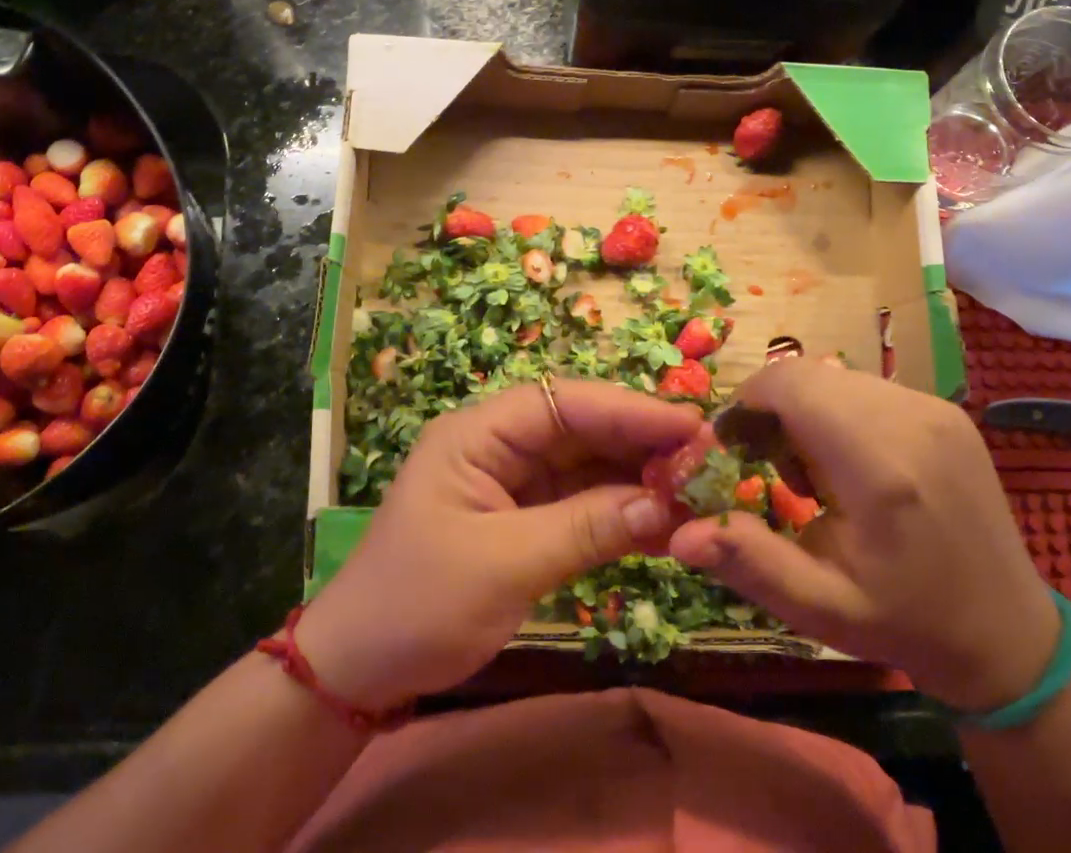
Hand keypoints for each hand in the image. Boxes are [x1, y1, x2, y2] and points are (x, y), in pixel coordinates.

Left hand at [297, 380, 700, 712]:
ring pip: (589, 469)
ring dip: (641, 481)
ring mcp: (513, 487)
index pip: (563, 403)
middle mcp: (498, 449)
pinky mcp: (524, 525)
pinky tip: (668, 527)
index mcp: (477, 435)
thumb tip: (667, 501)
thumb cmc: (419, 605)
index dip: (630, 411)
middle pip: (583, 430)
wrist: (362, 668)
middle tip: (709, 466)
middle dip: (643, 445)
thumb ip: (586, 527)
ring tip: (701, 496)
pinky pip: (583, 508)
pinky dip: (623, 516)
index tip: (692, 429)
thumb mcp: (504, 564)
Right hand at [667, 361, 1060, 712]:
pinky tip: (847, 467)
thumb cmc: (903, 621)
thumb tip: (678, 536)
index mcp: (880, 467)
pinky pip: (865, 388)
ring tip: (810, 476)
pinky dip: (836, 414)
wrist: (1006, 631)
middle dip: (768, 412)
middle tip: (767, 471)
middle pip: (806, 375)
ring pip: (833, 377)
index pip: (789, 384)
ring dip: (802, 412)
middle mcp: (913, 419)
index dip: (744, 406)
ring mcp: (937, 409)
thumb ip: (749, 562)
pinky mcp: (948, 411)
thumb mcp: (817, 607)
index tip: (731, 454)